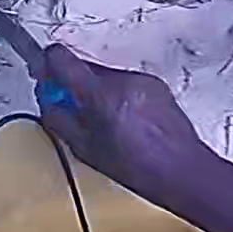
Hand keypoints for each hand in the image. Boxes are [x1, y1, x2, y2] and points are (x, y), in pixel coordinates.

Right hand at [40, 44, 218, 205]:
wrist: (188, 175)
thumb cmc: (137, 167)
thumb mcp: (80, 146)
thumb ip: (54, 113)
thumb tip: (45, 94)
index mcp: (100, 93)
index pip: (59, 56)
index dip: (45, 64)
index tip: (44, 77)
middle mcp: (122, 79)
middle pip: (80, 66)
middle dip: (70, 84)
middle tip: (72, 109)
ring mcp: (142, 80)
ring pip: (100, 74)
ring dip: (93, 90)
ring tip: (102, 120)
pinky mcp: (155, 85)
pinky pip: (121, 81)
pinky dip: (113, 95)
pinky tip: (122, 120)